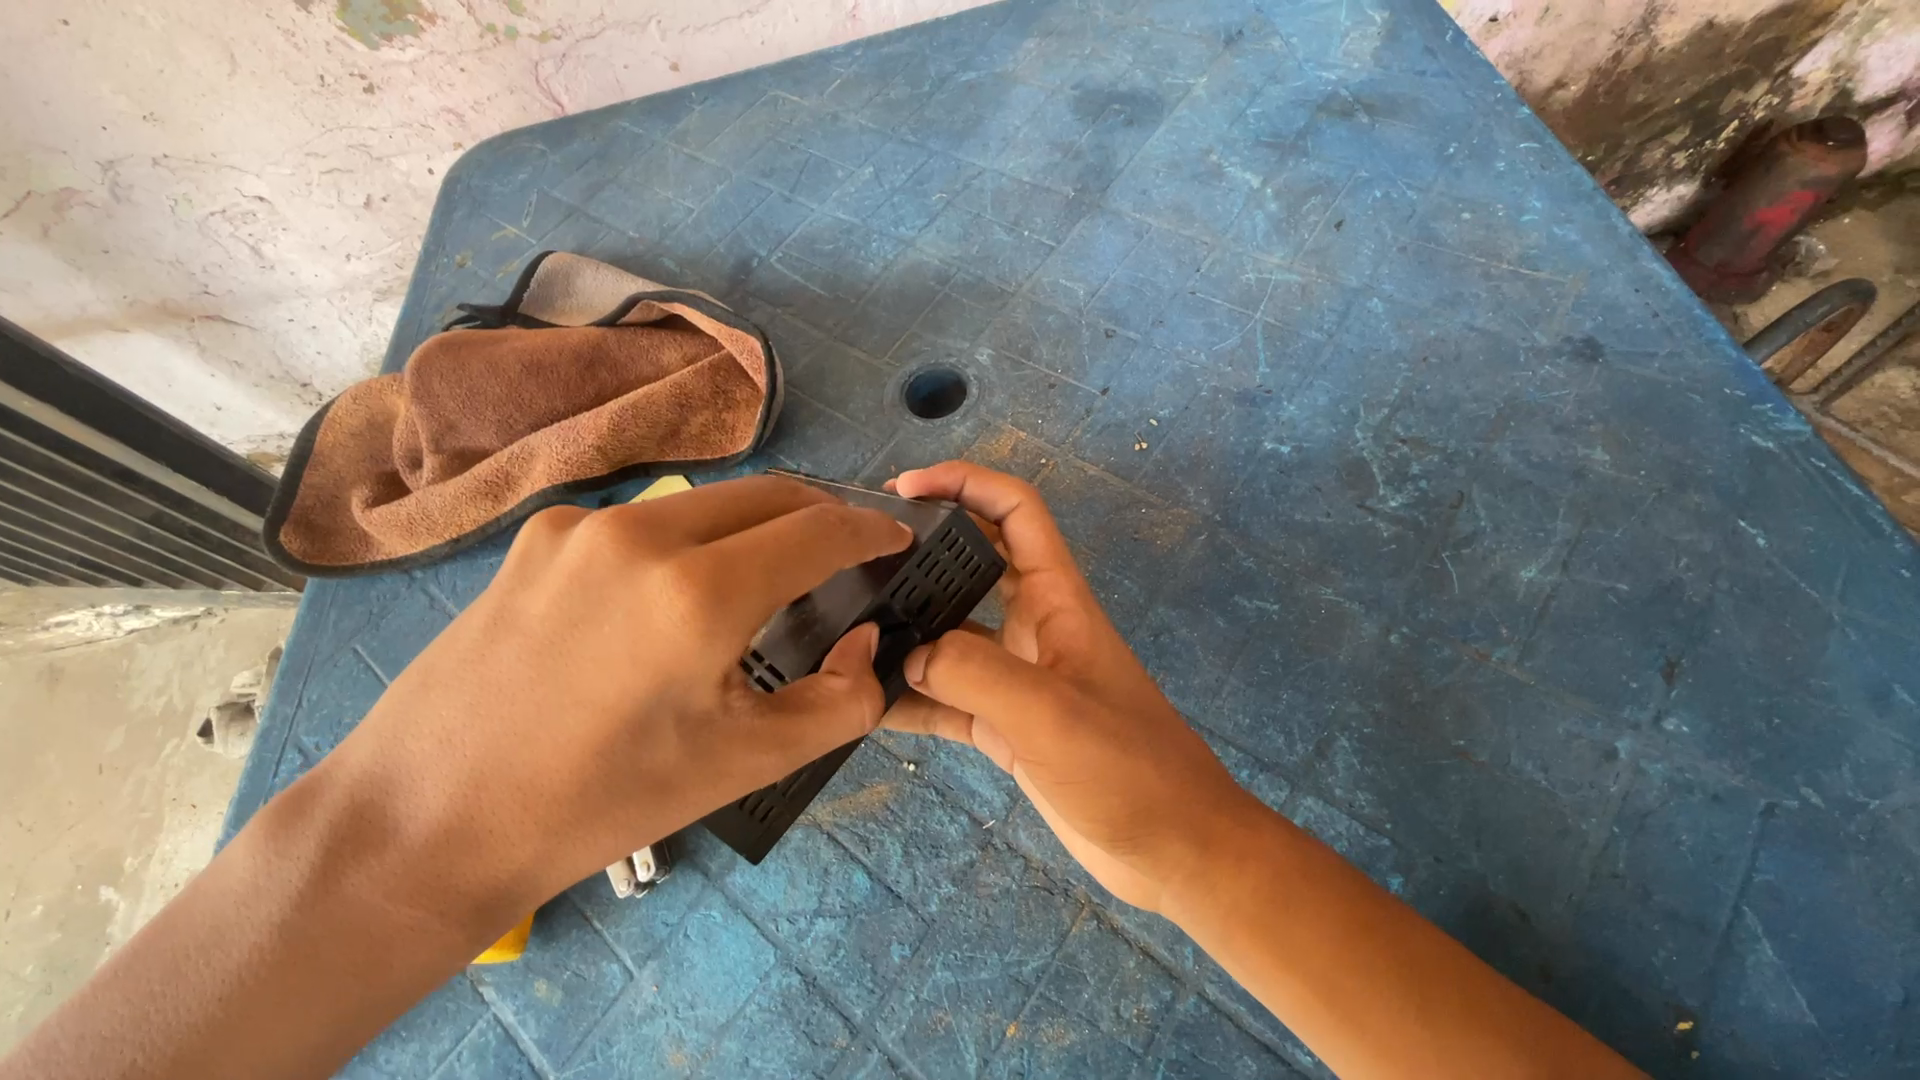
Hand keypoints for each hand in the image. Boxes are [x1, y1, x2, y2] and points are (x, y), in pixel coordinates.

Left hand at [315, 475, 911, 925]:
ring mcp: (582, 526)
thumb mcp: (746, 763)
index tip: (898, 540)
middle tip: (847, 555)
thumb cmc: (603, 802)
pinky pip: (645, 522)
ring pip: (708, 503)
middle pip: (769, 495)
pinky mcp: (538, 535)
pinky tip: (672, 597)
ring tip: (767, 577)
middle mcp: (643, 534)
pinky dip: (689, 542)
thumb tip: (866, 641)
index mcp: (699, 593)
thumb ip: (841, 700)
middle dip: (823, 517)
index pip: (820, 530)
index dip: (871, 531)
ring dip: (757, 525)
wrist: (430, 816)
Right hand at [883, 462, 1259, 912]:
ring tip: (844, 626)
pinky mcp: (1007, 728)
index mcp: (1058, 600)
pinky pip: (947, 700)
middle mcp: (1035, 628)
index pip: (1015, 512)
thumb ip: (974, 674)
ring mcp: (1020, 680)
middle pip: (974, 565)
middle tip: (858, 555)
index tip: (905, 487)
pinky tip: (866, 705)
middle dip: (924, 549)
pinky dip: (910, 699)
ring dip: (908, 628)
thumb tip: (906, 655)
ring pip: (952, 636)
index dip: (965, 483)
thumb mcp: (1050, 713)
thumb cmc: (1128, 769)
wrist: (1173, 848)